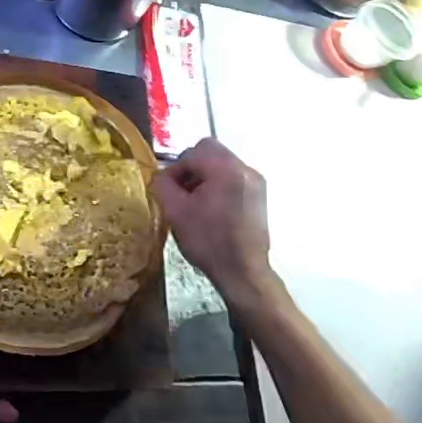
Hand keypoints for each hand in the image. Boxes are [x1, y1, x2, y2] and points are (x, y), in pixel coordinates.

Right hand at [153, 140, 275, 299]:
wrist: (243, 271)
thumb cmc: (208, 242)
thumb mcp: (176, 213)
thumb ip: (163, 185)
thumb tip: (162, 175)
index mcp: (226, 169)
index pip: (193, 152)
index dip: (176, 168)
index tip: (169, 189)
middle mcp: (245, 168)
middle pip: (211, 151)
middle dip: (192, 167)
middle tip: (181, 191)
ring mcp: (255, 181)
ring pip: (223, 163)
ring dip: (206, 175)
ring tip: (196, 202)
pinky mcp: (259, 194)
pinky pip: (234, 176)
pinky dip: (220, 184)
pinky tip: (212, 208)